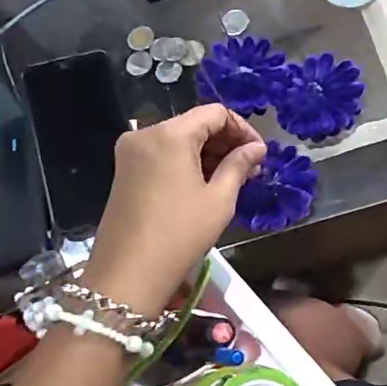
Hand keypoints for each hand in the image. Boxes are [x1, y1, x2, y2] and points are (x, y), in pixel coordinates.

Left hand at [83, 104, 265, 312]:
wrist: (129, 273)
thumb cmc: (180, 233)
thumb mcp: (219, 199)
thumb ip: (239, 165)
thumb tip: (257, 148)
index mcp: (169, 134)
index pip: (214, 113)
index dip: (242, 129)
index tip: (260, 154)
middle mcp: (145, 134)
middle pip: (195, 123)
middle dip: (226, 142)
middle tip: (251, 169)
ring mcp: (131, 152)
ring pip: (179, 140)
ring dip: (209, 153)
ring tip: (234, 179)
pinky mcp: (125, 171)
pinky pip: (164, 154)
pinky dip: (188, 162)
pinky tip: (207, 184)